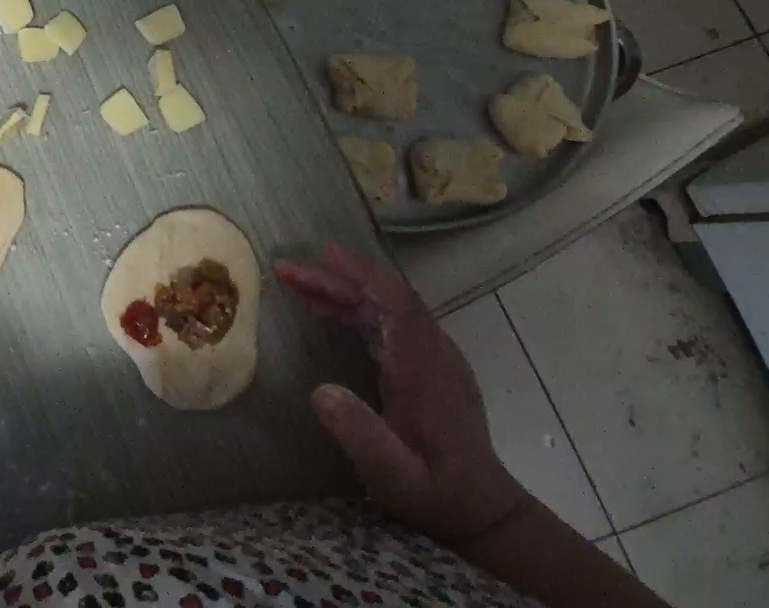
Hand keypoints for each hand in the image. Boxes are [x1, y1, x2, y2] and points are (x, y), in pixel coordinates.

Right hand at [277, 245, 532, 546]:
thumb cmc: (433, 492)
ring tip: (296, 286)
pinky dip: (355, 308)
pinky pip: (390, 321)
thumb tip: (321, 391)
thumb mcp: (392, 473)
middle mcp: (434, 353)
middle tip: (287, 271)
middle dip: (336, 278)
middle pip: (386, 297)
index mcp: (426, 369)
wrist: (481, 512)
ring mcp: (434, 358)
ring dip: (342, 291)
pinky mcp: (427, 365)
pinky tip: (326, 313)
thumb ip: (359, 433)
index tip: (321, 256)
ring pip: (387, 307)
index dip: (360, 275)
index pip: (397, 304)